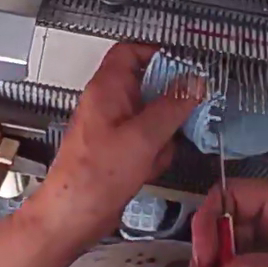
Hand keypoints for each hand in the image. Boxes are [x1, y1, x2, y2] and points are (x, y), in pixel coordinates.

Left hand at [27, 43, 203, 246]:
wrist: (73, 215)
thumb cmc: (94, 175)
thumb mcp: (143, 137)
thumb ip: (172, 106)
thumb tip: (193, 84)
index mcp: (107, 88)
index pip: (130, 51)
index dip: (157, 53)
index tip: (183, 66)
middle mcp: (108, 103)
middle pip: (148, 86)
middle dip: (168, 106)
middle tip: (182, 116)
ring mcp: (113, 127)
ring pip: (152, 117)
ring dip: (162, 135)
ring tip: (155, 153)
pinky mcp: (117, 149)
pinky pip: (146, 141)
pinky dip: (153, 154)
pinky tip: (147, 169)